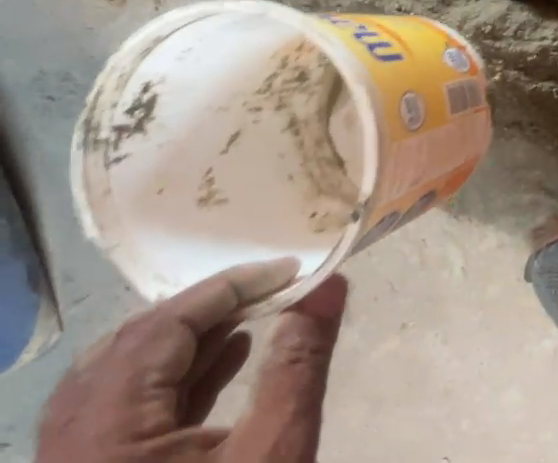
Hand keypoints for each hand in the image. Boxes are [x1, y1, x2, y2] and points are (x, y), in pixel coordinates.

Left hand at [38, 262, 348, 461]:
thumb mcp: (276, 446)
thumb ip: (300, 360)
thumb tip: (330, 286)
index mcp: (103, 432)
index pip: (162, 329)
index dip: (228, 288)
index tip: (291, 269)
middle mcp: (69, 444)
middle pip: (129, 347)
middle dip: (205, 308)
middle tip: (272, 289)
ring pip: (122, 376)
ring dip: (190, 338)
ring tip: (256, 313)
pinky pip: (125, 408)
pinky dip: (178, 373)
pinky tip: (229, 356)